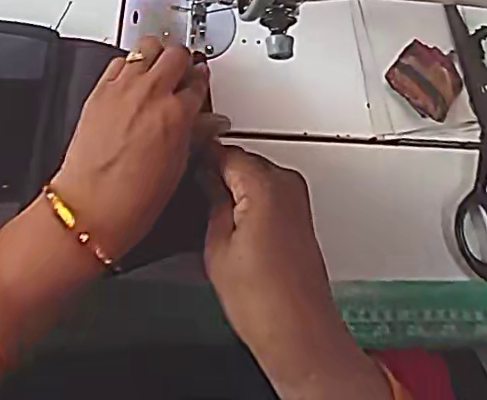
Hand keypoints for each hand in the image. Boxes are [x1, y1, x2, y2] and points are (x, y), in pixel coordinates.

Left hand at [50, 38, 210, 258]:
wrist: (89, 208)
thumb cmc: (132, 200)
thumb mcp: (178, 167)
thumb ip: (194, 134)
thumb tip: (206, 122)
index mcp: (176, 114)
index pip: (198, 81)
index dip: (201, 83)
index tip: (199, 84)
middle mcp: (151, 93)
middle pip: (176, 54)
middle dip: (183, 62)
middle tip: (182, 71)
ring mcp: (124, 88)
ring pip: (148, 46)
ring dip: (157, 54)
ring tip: (158, 66)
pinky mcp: (100, 90)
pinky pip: (119, 61)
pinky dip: (129, 65)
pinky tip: (132, 77)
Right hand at [202, 146, 391, 399]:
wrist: (300, 336)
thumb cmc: (265, 303)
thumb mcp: (217, 247)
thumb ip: (211, 201)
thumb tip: (206, 179)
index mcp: (263, 184)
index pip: (224, 151)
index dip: (201, 156)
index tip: (185, 160)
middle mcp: (285, 183)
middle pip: (242, 159)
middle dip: (218, 170)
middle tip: (194, 188)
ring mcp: (297, 197)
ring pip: (255, 173)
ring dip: (235, 184)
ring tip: (212, 209)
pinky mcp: (301, 213)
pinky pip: (269, 189)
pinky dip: (252, 198)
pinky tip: (235, 223)